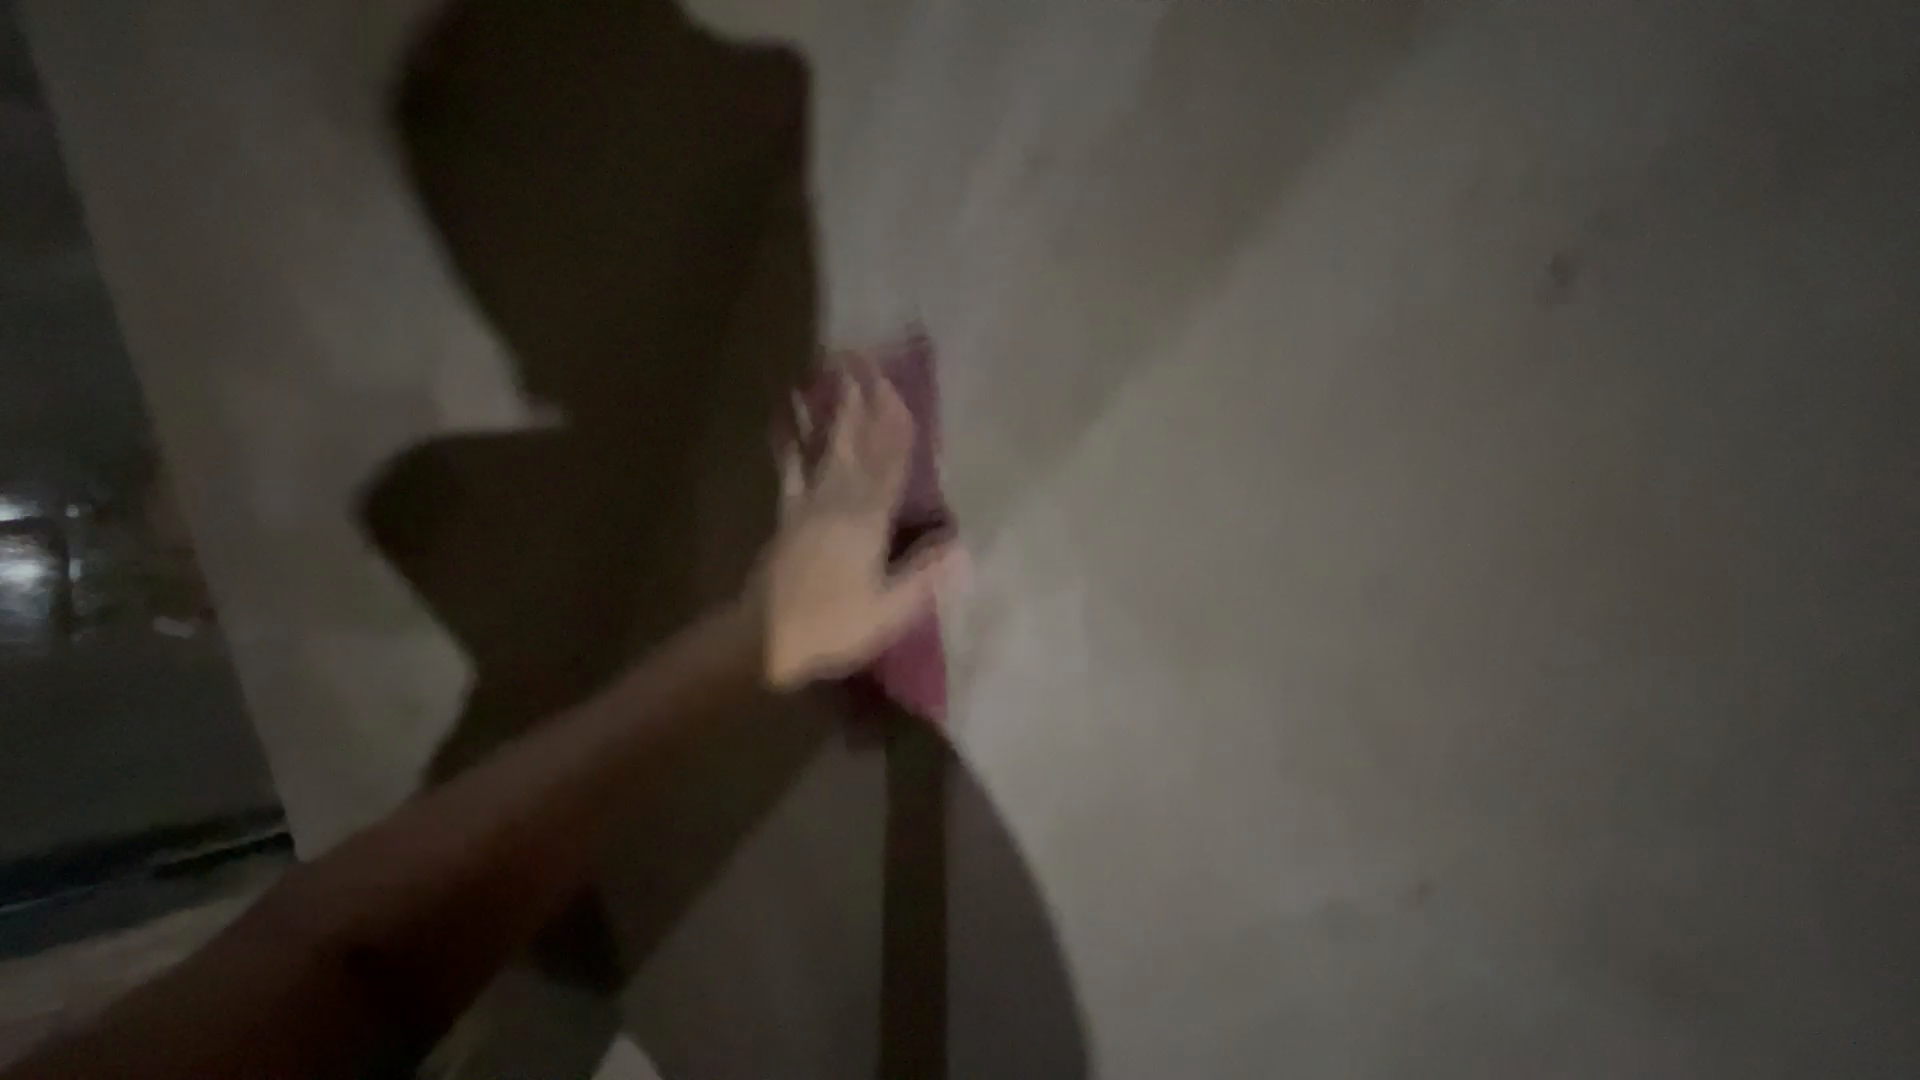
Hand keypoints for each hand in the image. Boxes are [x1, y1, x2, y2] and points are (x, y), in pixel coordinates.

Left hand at [759, 365, 964, 688]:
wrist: (763, 640)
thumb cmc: (831, 627)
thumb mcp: (888, 611)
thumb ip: (923, 576)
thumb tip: (962, 546)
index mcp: (867, 521)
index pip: (891, 463)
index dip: (897, 425)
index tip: (900, 386)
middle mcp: (839, 501)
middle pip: (857, 442)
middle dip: (864, 400)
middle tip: (866, 358)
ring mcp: (809, 504)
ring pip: (828, 447)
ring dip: (836, 409)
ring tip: (837, 373)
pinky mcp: (788, 515)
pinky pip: (792, 470)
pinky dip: (791, 443)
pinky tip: (786, 420)